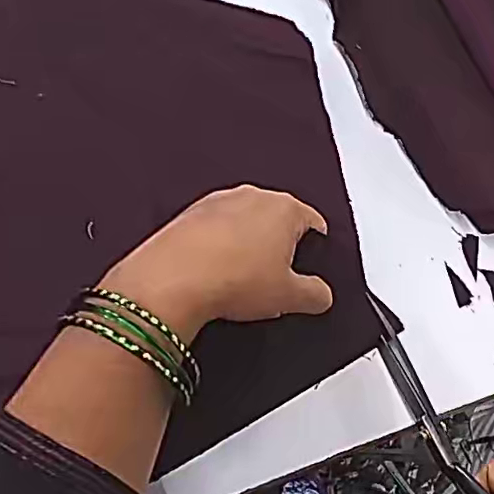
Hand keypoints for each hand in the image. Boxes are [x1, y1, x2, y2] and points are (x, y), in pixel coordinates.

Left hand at [98, 185, 334, 339]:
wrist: (172, 282)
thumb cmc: (232, 279)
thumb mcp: (291, 297)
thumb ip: (317, 294)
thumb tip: (321, 295)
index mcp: (285, 207)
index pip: (314, 222)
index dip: (318, 249)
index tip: (313, 267)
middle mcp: (251, 196)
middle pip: (279, 221)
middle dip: (282, 247)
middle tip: (279, 281)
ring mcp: (217, 202)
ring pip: (246, 225)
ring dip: (250, 248)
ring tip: (246, 282)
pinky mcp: (189, 215)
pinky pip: (217, 232)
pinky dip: (222, 249)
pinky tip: (219, 276)